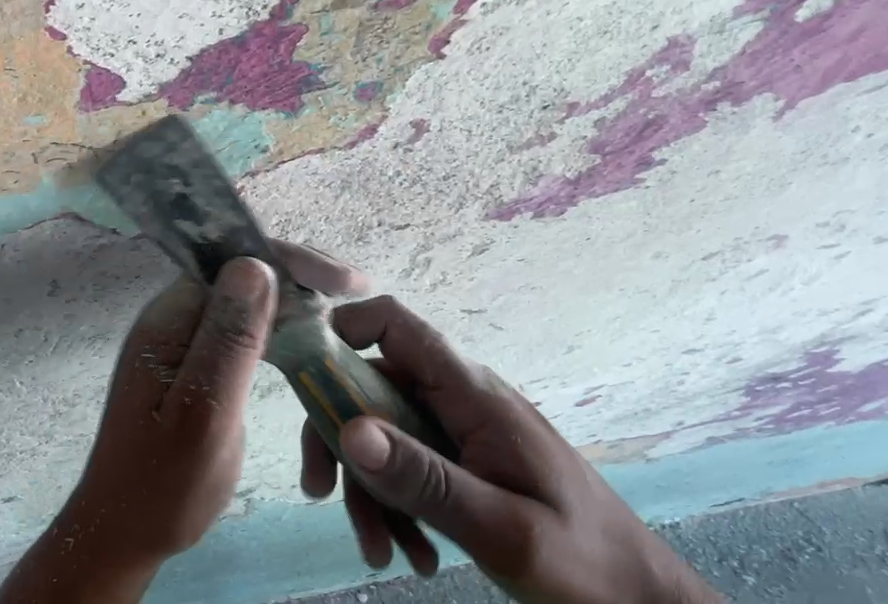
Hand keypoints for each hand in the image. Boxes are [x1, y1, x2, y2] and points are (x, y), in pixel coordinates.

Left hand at [0, 242, 365, 603]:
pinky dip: (276, 327)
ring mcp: (181, 341)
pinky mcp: (193, 364)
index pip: (230, 261)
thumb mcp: (204, 412)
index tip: (347, 283)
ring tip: (341, 310)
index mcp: (169, 320)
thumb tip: (256, 263)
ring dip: (289, 298)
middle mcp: (172, 318)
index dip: (290, 261)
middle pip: (237, 273)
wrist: (124, 529)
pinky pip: (238, 328)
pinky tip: (306, 339)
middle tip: (354, 292)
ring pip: (240, 298)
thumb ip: (228, 338)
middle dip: (296, 273)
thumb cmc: (163, 482)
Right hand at [300, 296, 721, 603]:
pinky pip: (408, 464)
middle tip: (321, 492)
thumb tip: (347, 429)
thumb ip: (424, 478)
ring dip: (370, 488)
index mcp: (471, 393)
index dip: (340, 327)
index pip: (392, 322)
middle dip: (341, 440)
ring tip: (381, 552)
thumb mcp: (502, 529)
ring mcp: (461, 430)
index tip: (301, 374)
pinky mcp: (465, 461)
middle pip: (370, 386)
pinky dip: (397, 504)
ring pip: (383, 432)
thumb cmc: (585, 564)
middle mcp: (459, 399)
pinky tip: (410, 553)